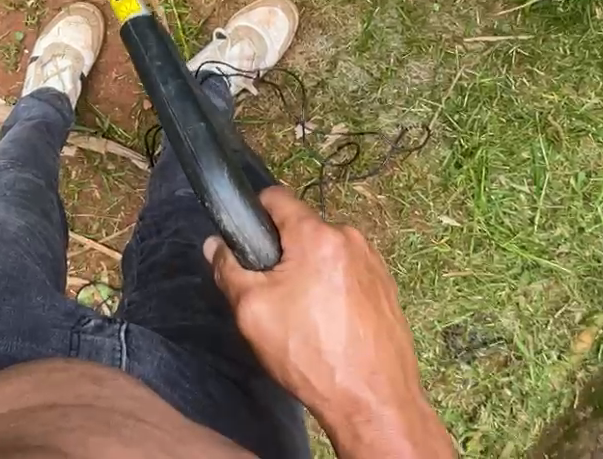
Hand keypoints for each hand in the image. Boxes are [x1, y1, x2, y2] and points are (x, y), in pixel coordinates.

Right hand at [205, 187, 452, 458]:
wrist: (376, 405)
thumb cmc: (310, 354)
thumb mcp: (253, 311)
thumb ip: (229, 270)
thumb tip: (215, 245)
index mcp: (317, 235)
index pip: (276, 196)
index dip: (254, 213)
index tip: (247, 242)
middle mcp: (350, 238)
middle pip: (301, 228)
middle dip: (283, 251)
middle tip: (273, 291)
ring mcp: (374, 262)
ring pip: (325, 252)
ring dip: (310, 270)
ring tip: (303, 314)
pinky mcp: (388, 288)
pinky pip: (348, 273)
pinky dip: (334, 288)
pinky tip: (330, 324)